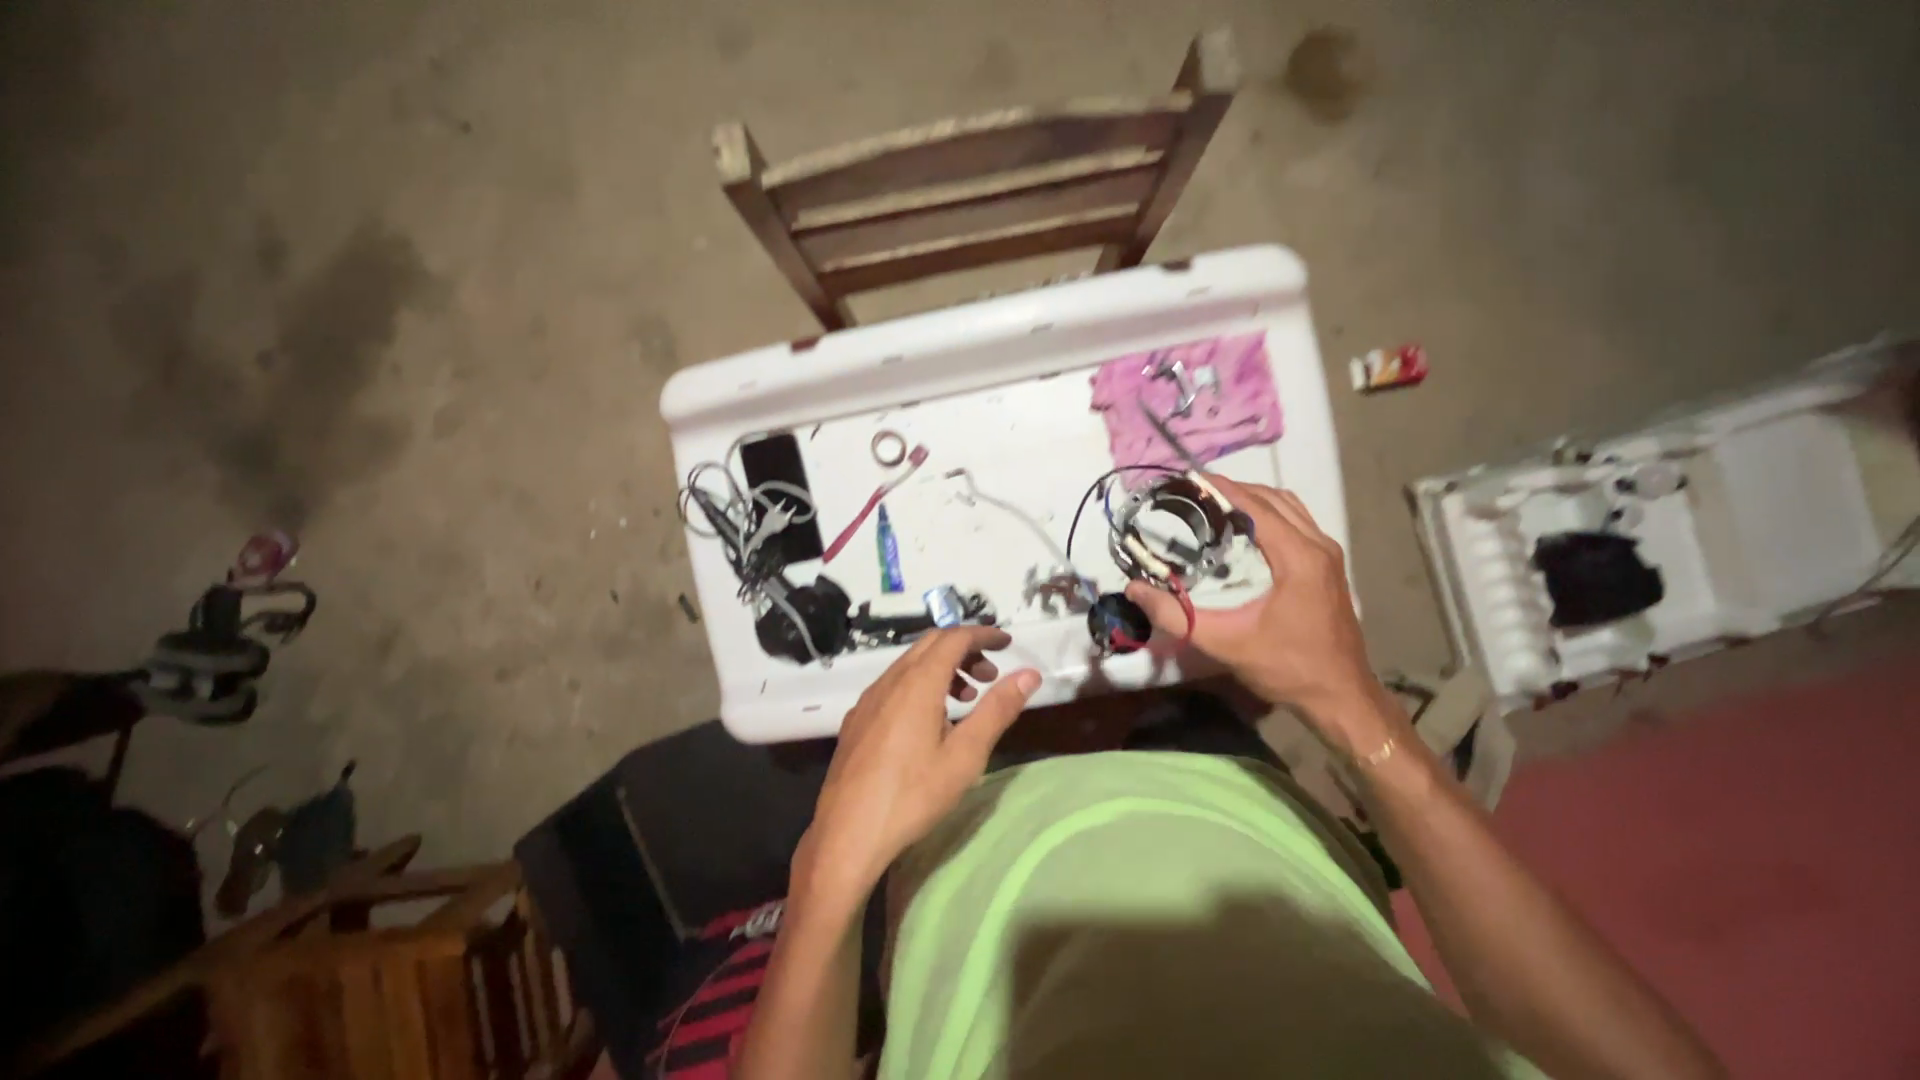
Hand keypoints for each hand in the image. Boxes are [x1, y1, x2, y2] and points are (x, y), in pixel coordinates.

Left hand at [795, 626, 1039, 900]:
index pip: (954, 638)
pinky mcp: (857, 720)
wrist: (849, 832)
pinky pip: (893, 686)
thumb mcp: (965, 755)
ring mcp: (868, 700)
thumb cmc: (913, 794)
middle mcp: (889, 681)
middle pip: (930, 645)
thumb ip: (997, 709)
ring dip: (942, 669)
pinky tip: (930, 722)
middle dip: (964, 650)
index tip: (1007, 643)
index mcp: (918, 683)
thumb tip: (1029, 674)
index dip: (983, 635)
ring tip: (966, 700)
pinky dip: (920, 686)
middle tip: (991, 675)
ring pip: (909, 665)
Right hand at [1126, 475, 1384, 741]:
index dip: (1220, 487)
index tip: (1186, 480)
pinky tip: (1244, 534)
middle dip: (1233, 490)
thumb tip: (1134, 589)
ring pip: (1289, 508)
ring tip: (1214, 508)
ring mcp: (1328, 555)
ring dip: (1253, 501)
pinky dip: (1269, 516)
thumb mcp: (1224, 644)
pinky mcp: (1328, 567)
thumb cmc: (1286, 668)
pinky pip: (1297, 524)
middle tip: (1193, 496)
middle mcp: (1318, 546)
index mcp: (1299, 557)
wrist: (1340, 697)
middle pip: (1273, 498)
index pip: (1255, 505)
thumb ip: (1177, 615)